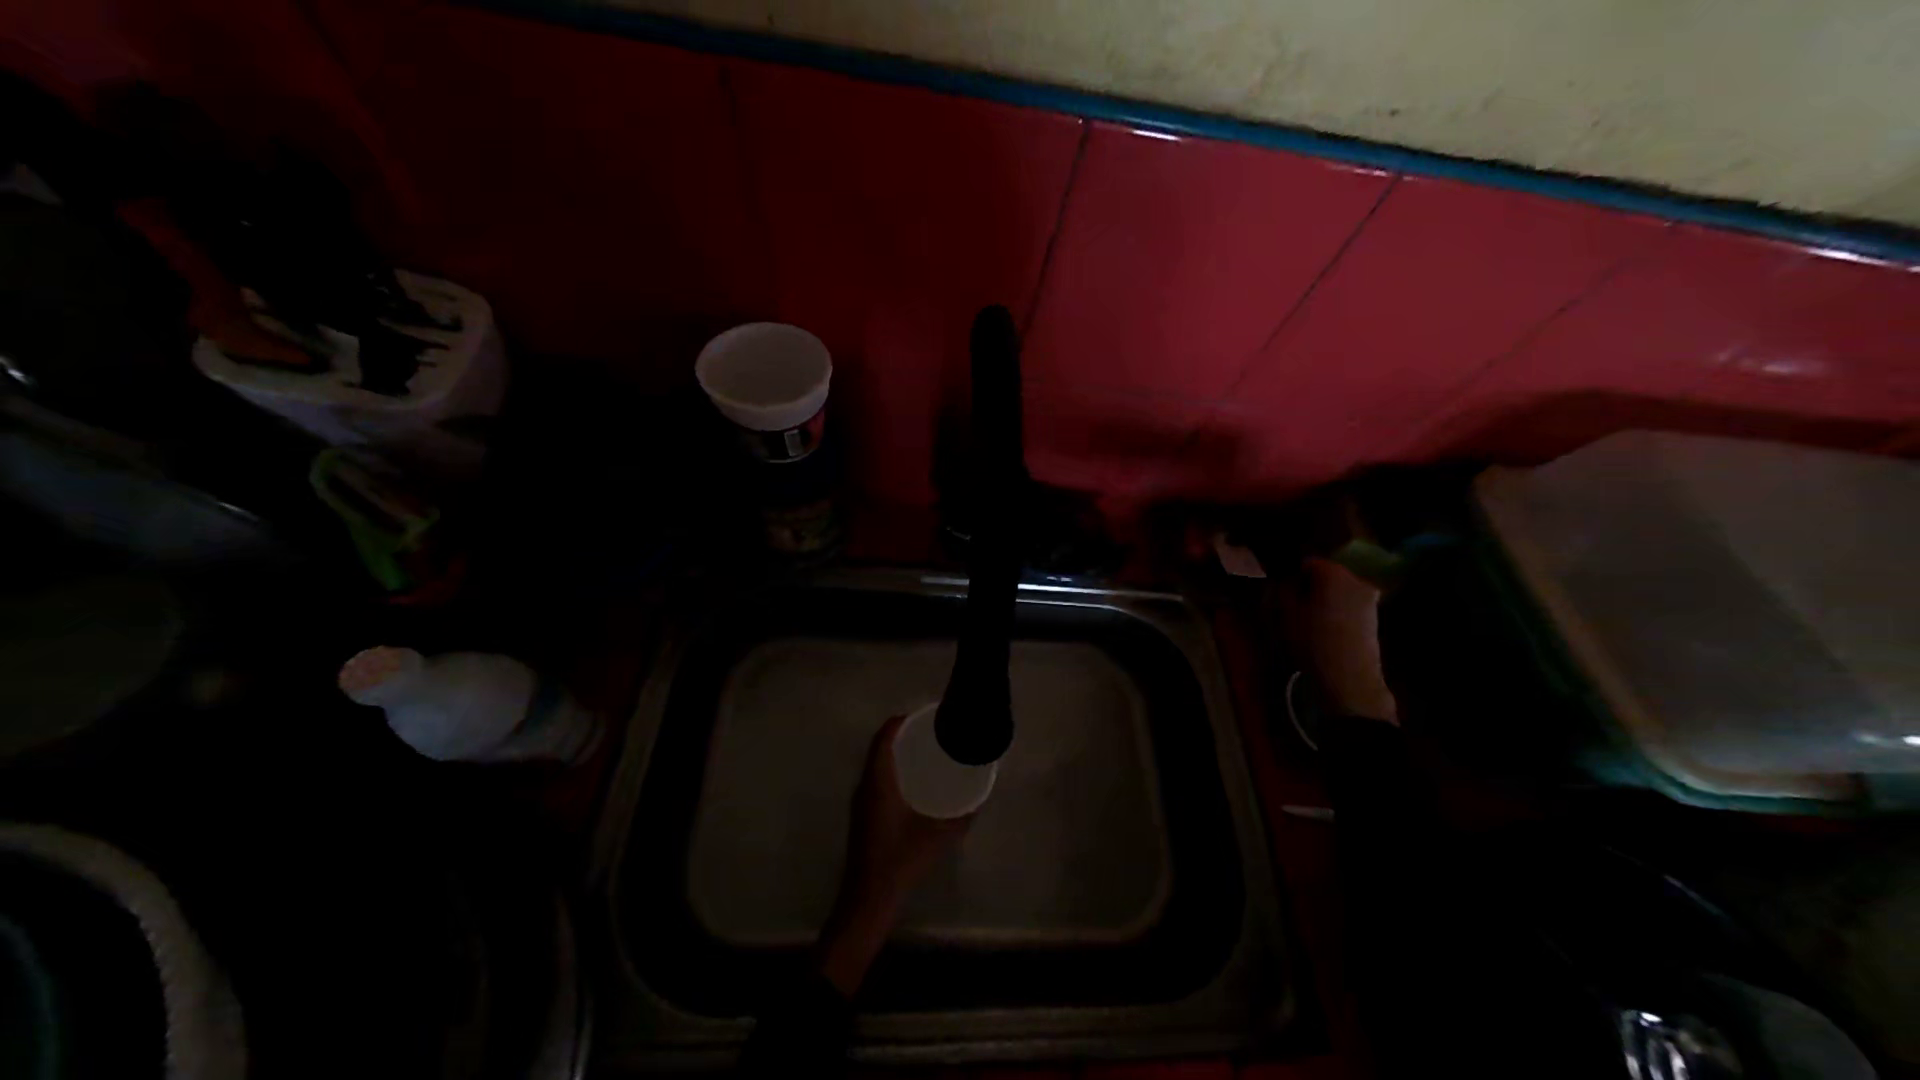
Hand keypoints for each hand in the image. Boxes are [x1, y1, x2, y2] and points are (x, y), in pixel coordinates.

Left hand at [817, 715, 972, 995]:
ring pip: (874, 766)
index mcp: (878, 784)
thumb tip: (980, 799)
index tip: (920, 715)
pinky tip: (910, 783)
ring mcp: (860, 803)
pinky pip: (874, 780)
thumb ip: (961, 818)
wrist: (868, 898)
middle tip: (927, 731)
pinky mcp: (862, 816)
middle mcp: (865, 787)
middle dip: (899, 735)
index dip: (898, 723)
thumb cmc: (900, 861)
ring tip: (921, 751)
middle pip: (877, 749)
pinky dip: (890, 771)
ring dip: (893, 754)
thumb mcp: (937, 837)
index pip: (883, 740)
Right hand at [1296, 558, 1398, 724]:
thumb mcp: (1285, 614)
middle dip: (1307, 584)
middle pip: (1325, 574)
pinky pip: (1347, 603)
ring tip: (1305, 617)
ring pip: (1337, 589)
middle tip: (1288, 602)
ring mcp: (1369, 598)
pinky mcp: (1373, 616)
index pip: (1307, 561)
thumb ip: (1282, 589)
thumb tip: (1282, 577)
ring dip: (1321, 598)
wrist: (1350, 679)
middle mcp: (1355, 579)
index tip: (1278, 586)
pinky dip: (1334, 609)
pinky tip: (1322, 628)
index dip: (1290, 571)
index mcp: (1333, 573)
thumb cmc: (1312, 642)